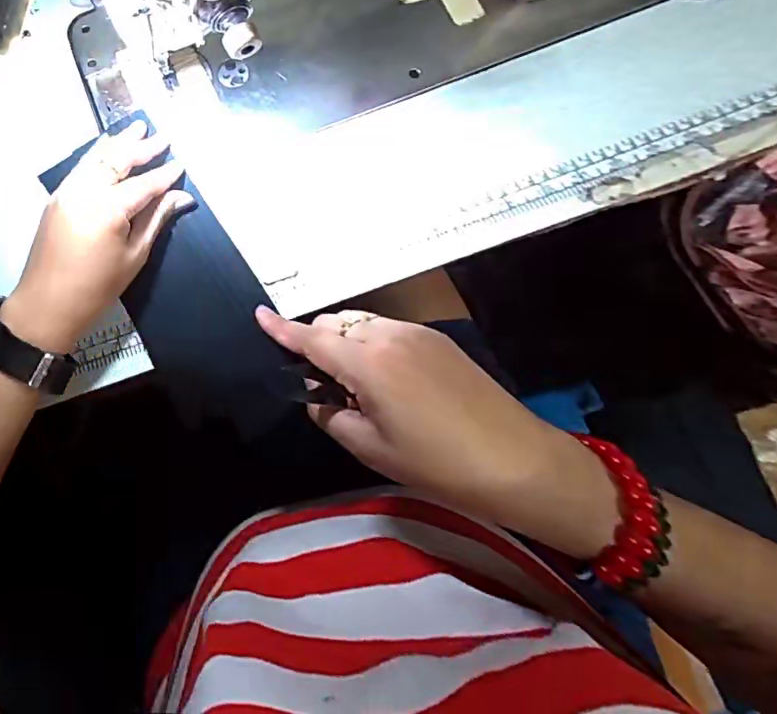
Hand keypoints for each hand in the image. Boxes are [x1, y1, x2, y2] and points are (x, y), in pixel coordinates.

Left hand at [1, 123, 192, 352]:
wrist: (45, 305)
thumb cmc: (96, 288)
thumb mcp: (134, 256)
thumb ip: (156, 219)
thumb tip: (181, 196)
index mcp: (107, 210)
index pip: (143, 184)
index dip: (164, 174)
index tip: (181, 163)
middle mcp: (85, 192)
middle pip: (117, 161)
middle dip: (142, 147)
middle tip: (163, 136)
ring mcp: (67, 192)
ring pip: (96, 158)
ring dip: (118, 143)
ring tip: (137, 128)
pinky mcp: (57, 197)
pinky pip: (81, 166)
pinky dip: (98, 154)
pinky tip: (109, 148)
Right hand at [256, 306, 620, 556]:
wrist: (517, 459)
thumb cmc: (437, 463)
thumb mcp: (372, 448)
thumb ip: (332, 416)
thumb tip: (318, 398)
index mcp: (366, 361)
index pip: (312, 336)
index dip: (282, 328)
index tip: (259, 314)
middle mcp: (388, 334)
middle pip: (337, 324)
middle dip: (319, 342)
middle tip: (325, 386)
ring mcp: (417, 332)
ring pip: (364, 324)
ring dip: (348, 343)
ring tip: (361, 387)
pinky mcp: (439, 339)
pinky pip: (390, 331)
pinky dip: (375, 345)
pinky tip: (391, 382)